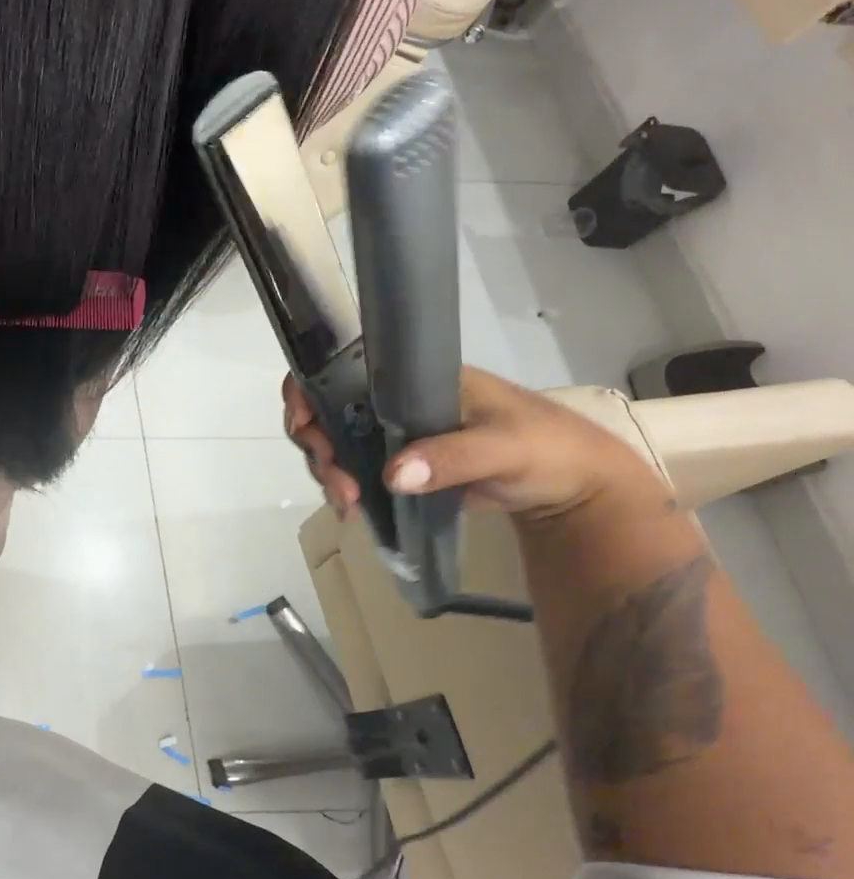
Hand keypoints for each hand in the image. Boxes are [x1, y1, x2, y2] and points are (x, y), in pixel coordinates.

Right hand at [284, 366, 664, 521]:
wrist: (574, 489)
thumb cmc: (548, 450)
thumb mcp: (507, 448)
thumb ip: (452, 458)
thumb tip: (393, 474)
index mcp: (415, 379)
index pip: (341, 368)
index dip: (308, 390)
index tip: (305, 424)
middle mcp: (393, 401)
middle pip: (325, 411)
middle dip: (317, 446)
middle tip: (337, 483)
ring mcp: (392, 433)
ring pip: (332, 444)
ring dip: (327, 472)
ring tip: (349, 504)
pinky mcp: (397, 463)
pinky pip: (351, 469)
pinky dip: (342, 488)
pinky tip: (354, 509)